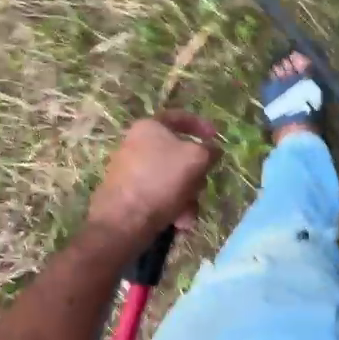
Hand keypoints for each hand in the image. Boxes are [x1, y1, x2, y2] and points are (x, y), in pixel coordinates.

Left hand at [85, 111, 220, 245]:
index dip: (202, 125)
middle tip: (202, 184)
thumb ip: (210, 150)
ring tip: (188, 214)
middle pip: (178, 153)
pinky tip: (177, 221)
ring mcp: (128, 170)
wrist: (122, 223)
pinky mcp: (125, 194)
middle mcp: (135, 144)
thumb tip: (212, 151)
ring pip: (170, 177)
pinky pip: (157, 194)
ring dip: (186, 195)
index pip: (180, 117)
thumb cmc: (161, 180)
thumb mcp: (197, 158)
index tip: (216, 137)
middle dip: (195, 173)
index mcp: (149, 127)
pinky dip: (171, 205)